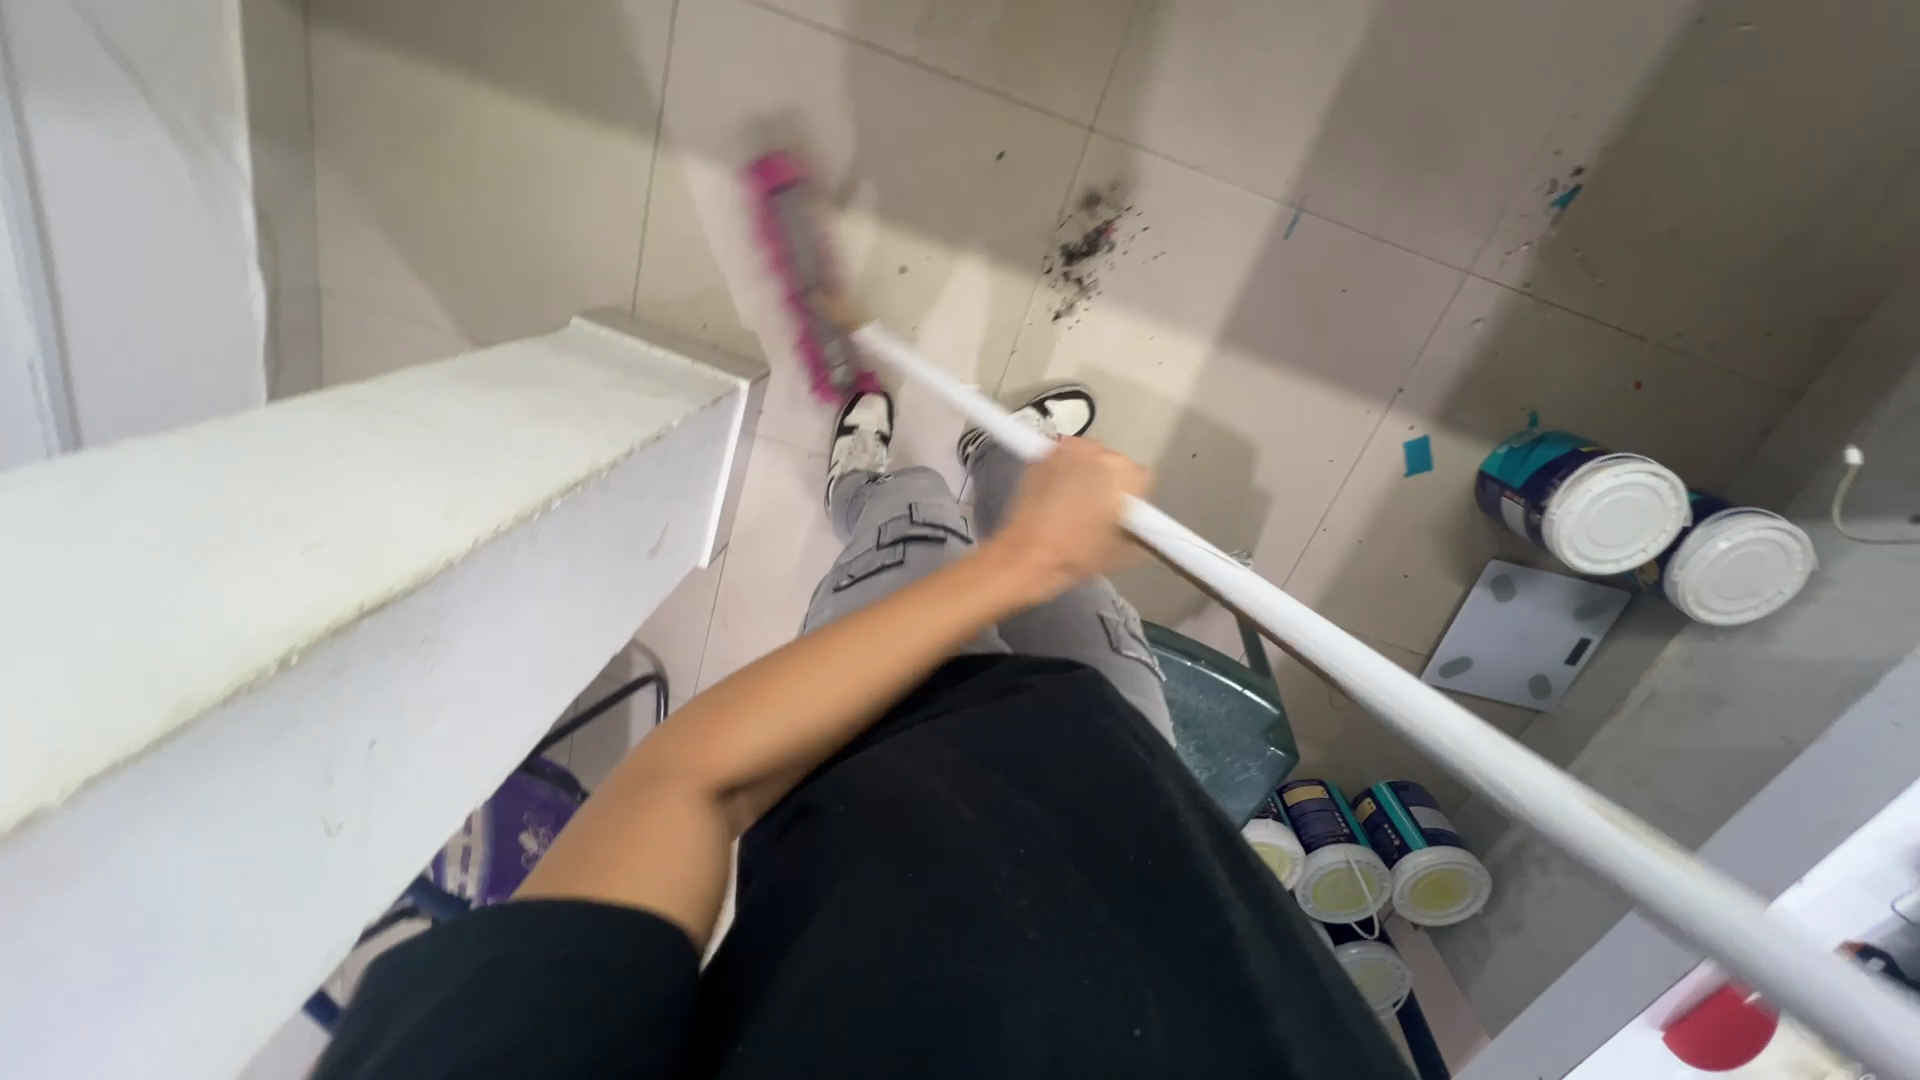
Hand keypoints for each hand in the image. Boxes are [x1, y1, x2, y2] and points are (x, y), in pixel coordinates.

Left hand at [982, 437, 1150, 603]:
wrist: (1026, 555)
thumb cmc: (1076, 554)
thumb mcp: (1122, 550)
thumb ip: (1140, 530)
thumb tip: (1139, 525)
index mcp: (1123, 472)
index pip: (1140, 477)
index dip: (1131, 497)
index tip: (1121, 514)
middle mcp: (1098, 451)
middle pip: (1113, 462)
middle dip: (1108, 481)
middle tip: (1097, 510)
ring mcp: (1066, 449)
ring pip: (1087, 456)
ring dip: (1085, 472)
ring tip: (1074, 501)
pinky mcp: (1040, 454)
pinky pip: (1062, 459)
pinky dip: (1063, 470)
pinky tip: (1055, 494)